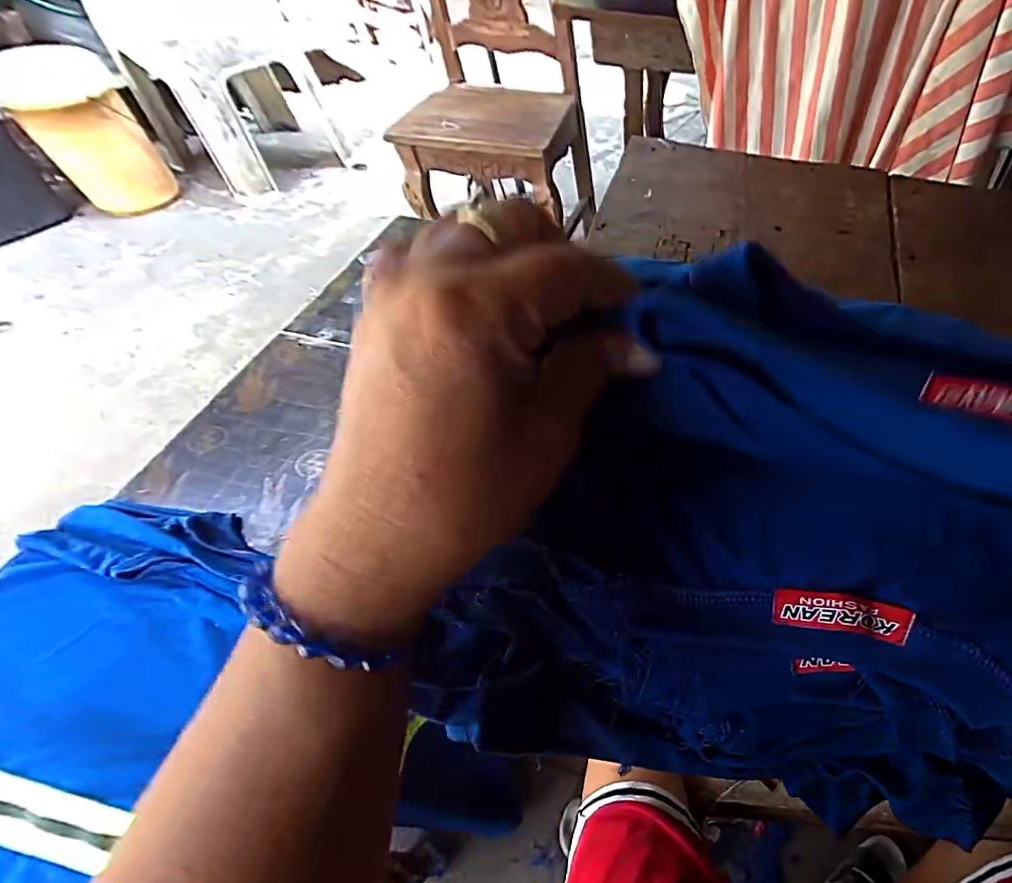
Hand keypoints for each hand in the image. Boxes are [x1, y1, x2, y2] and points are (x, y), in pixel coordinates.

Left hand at [276, 204, 640, 640]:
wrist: (383, 529)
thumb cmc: (475, 492)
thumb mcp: (549, 432)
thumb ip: (590, 367)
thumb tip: (637, 345)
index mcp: (479, 307)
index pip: (564, 267)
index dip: (609, 284)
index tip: (634, 308)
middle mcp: (429, 275)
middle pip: (510, 224)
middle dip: (560, 255)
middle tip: (585, 307)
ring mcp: (392, 285)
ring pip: (464, 229)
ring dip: (509, 253)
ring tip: (535, 306)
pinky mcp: (374, 307)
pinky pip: (422, 253)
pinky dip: (461, 263)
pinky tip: (480, 307)